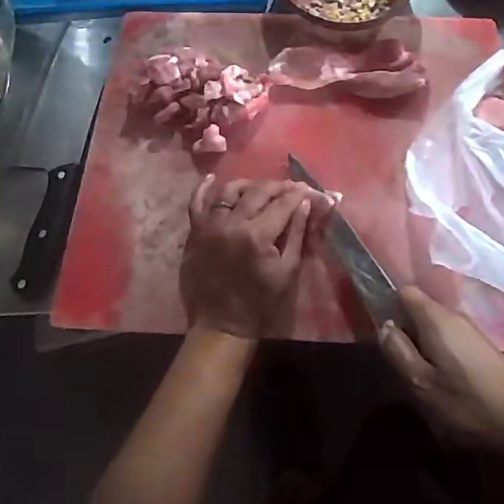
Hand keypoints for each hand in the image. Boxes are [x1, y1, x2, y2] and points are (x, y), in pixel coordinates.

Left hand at [180, 177, 327, 339]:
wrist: (220, 324)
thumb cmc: (259, 302)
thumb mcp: (287, 271)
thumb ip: (297, 234)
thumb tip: (306, 204)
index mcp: (258, 235)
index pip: (283, 204)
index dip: (297, 194)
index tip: (307, 189)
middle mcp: (232, 223)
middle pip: (258, 191)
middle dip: (278, 186)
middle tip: (290, 187)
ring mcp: (210, 225)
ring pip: (230, 190)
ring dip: (248, 185)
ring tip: (261, 188)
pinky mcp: (195, 231)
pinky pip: (196, 203)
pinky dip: (203, 188)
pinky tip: (212, 178)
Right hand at [377, 286, 503, 453]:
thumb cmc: (468, 405)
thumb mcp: (422, 385)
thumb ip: (398, 352)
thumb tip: (384, 326)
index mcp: (436, 317)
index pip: (404, 291)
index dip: (388, 304)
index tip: (380, 329)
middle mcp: (454, 315)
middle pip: (419, 308)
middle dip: (405, 329)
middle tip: (398, 361)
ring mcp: (472, 330)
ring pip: (435, 325)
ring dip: (423, 344)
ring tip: (419, 375)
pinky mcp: (483, 347)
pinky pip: (450, 338)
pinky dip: (440, 352)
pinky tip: (443, 380)